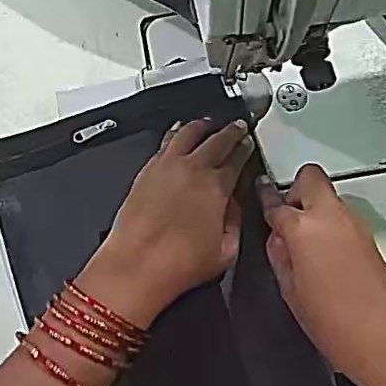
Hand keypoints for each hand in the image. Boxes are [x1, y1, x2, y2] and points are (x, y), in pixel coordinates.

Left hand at [79, 118, 254, 326]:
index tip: (248, 144)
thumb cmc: (178, 262)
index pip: (237, 158)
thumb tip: (234, 206)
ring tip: (208, 123)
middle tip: (237, 127)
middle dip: (230, 131)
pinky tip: (177, 133)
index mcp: (217, 186)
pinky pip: (164, 142)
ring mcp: (167, 166)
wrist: (138, 262)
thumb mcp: (226, 250)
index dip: (245, 148)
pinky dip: (175, 132)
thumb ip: (235, 221)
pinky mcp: (147, 169)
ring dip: (202, 125)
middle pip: (216, 139)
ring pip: (188, 133)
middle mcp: (192, 169)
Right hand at [261, 165, 385, 384]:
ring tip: (305, 243)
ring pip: (329, 196)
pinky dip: (330, 226)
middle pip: (309, 178)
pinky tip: (323, 256)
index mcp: (304, 228)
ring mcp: (354, 225)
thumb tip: (277, 241)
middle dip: (295, 190)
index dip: (267, 205)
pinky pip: (343, 218)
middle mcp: (332, 217)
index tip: (264, 205)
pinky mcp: (370, 238)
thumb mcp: (289, 290)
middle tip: (287, 215)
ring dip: (315, 209)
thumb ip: (278, 255)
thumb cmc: (340, 325)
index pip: (276, 202)